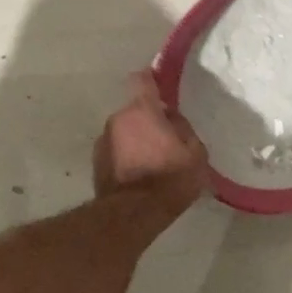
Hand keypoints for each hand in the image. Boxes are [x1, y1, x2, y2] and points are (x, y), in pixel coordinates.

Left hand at [93, 71, 207, 219]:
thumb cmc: (170, 178)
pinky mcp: (96, 162)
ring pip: (124, 132)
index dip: (152, 79)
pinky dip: (126, 157)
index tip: (160, 85)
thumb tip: (172, 119)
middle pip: (135, 111)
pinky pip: (116, 151)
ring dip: (136, 140)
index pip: (142, 80)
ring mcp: (103, 140)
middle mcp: (118, 119)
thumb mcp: (195, 153)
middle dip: (149, 121)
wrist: (133, 213)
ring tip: (153, 161)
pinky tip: (140, 175)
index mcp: (143, 110)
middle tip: (166, 140)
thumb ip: (184, 129)